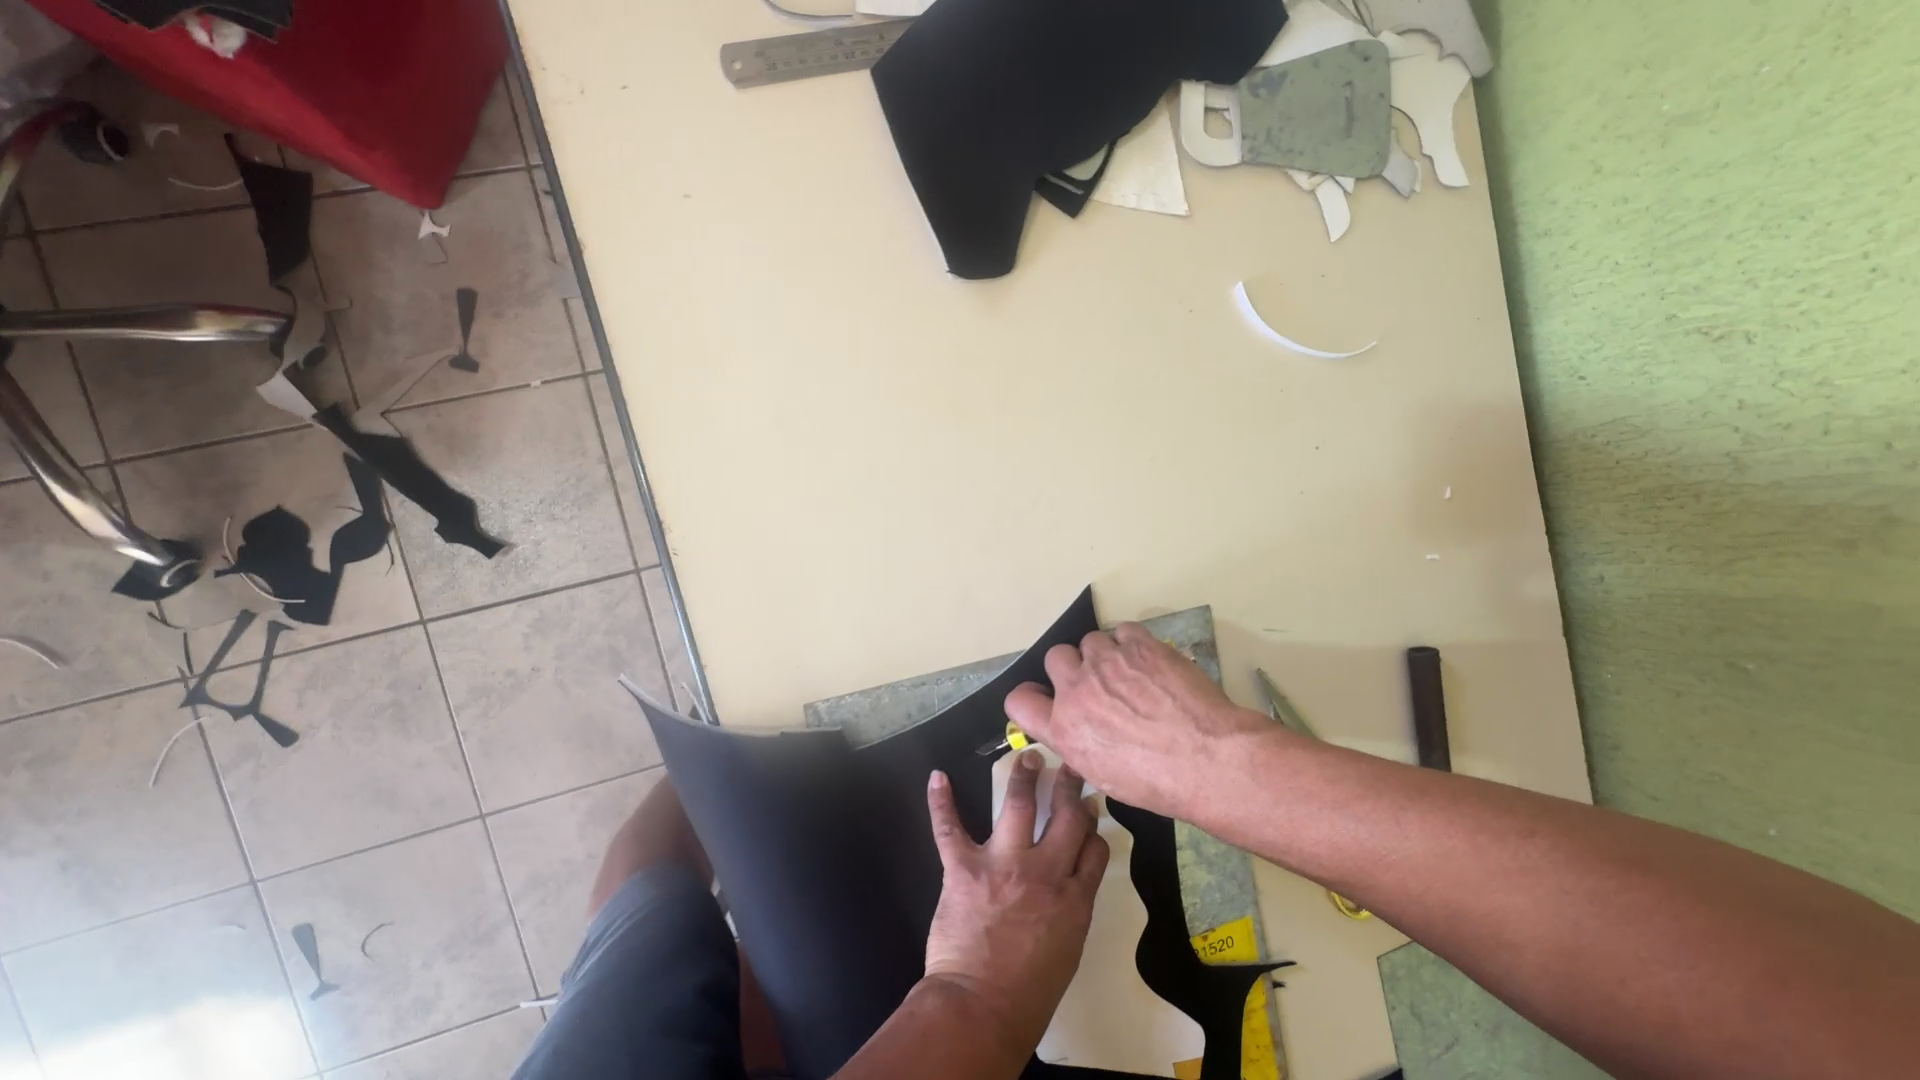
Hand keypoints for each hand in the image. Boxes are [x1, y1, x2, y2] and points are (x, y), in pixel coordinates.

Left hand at [922, 751, 1109, 1056]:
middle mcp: (1044, 871)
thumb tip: (1071, 883)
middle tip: (1070, 765)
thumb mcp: (1068, 949)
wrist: (981, 1006)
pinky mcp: (963, 868)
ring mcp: (1002, 865)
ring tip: (1028, 757)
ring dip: (1024, 778)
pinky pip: (949, 828)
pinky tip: (937, 778)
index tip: (1090, 810)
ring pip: (1018, 806)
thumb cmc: (1029, 993)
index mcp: (1074, 898)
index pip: (1093, 848)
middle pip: (1066, 818)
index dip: (1093, 826)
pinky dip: (941, 802)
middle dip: (1070, 787)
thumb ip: (1071, 908)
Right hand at [1004, 622, 1272, 816]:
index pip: (1019, 700)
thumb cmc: (1159, 782)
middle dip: (1073, 668)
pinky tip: (1151, 663)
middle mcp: (1076, 690)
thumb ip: (1080, 744)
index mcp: (1064, 729)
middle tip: (1099, 684)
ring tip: (1132, 674)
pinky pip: (1123, 631)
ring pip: (1091, 641)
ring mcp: (1106, 663)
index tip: (1048, 698)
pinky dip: (1133, 644)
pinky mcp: (1138, 645)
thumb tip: (1082, 731)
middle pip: (1055, 658)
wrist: (1208, 758)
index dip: (1031, 697)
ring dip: (1105, 655)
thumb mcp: (1103, 776)